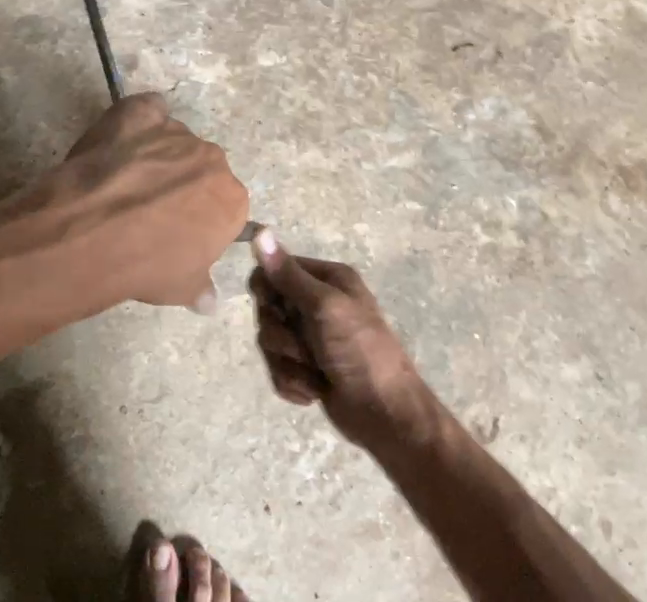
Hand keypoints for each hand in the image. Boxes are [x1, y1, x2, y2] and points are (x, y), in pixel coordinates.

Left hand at [47, 93, 248, 310]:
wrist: (92, 233)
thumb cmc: (145, 266)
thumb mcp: (180, 288)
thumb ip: (201, 288)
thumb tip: (210, 302)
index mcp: (232, 199)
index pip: (224, 205)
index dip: (199, 218)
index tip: (177, 231)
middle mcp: (211, 159)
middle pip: (200, 168)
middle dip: (180, 184)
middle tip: (148, 207)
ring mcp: (174, 132)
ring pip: (172, 140)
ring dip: (156, 155)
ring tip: (122, 180)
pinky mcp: (138, 114)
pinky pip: (147, 109)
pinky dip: (140, 118)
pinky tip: (123, 135)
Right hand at [248, 229, 440, 450]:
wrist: (385, 415)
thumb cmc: (361, 352)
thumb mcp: (325, 307)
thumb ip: (289, 275)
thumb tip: (260, 231)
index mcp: (326, 280)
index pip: (272, 271)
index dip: (268, 292)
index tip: (278, 308)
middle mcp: (316, 304)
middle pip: (265, 310)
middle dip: (282, 335)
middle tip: (308, 347)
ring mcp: (309, 339)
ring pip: (268, 343)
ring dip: (289, 363)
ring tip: (316, 373)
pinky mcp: (305, 369)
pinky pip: (276, 370)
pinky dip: (293, 383)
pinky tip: (315, 390)